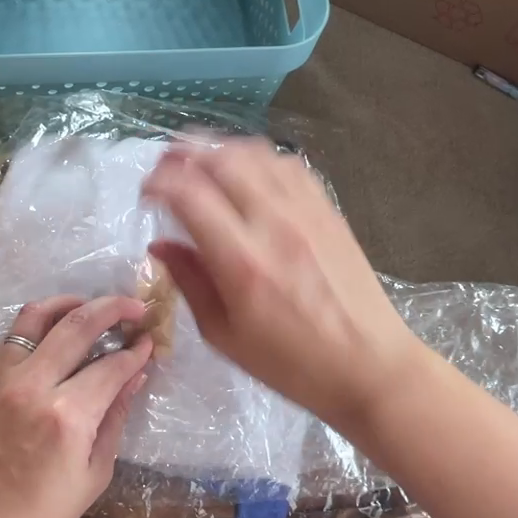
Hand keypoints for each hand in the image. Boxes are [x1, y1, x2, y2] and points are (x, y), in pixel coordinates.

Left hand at [0, 295, 153, 517]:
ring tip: (96, 306)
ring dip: (72, 303)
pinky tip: (60, 324)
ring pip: (40, 316)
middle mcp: (35, 386)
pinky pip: (15, 333)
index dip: (136, 351)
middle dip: (113, 308)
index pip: (111, 366)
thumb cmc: (41, 515)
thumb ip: (115, 418)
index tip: (151, 341)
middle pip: (79, 325)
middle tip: (136, 306)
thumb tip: (135, 376)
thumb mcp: (94, 474)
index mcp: (68, 418)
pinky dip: (40, 318)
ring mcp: (6, 379)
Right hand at [141, 139, 419, 424]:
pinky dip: (257, 158)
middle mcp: (273, 223)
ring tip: (198, 163)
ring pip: (254, 153)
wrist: (371, 366)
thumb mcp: (224, 336)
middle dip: (182, 155)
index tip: (145, 195)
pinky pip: (287, 164)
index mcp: (241, 261)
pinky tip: (245, 172)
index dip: (158, 183)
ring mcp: (305, 211)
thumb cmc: (292, 364)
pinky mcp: (328, 210)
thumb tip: (161, 245)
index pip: (188, 194)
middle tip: (164, 169)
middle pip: (219, 160)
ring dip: (218, 150)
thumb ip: (190, 282)